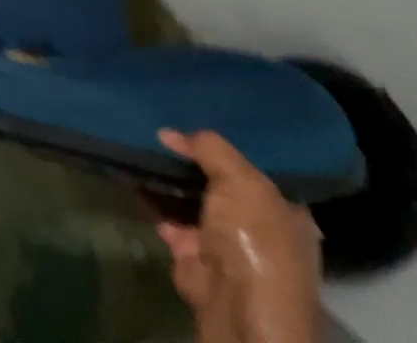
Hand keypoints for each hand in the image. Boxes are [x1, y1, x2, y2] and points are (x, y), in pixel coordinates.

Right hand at [156, 130, 321, 342]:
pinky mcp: (190, 250)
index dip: (227, 143)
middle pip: (218, 180)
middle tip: (159, 125)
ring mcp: (222, 238)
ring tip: (138, 140)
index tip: (196, 117)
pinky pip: (166, 214)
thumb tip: (168, 132)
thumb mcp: (241, 180)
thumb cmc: (255, 236)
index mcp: (285, 208)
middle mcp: (257, 223)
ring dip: (166, 176)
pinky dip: (150, 197)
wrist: (236, 299)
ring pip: (190, 197)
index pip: (256, 166)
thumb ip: (209, 149)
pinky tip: (131, 172)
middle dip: (191, 158)